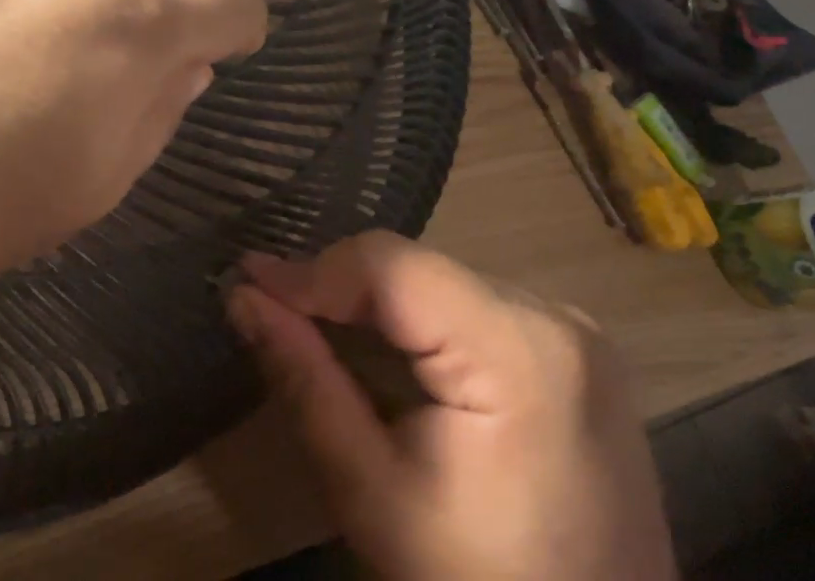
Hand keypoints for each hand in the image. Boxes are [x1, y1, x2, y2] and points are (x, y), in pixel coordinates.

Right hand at [226, 232, 674, 580]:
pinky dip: (409, 319)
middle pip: (414, 266)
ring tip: (311, 332)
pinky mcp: (573, 351)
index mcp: (519, 353)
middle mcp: (556, 320)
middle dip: (333, 286)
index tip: (246, 286)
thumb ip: (304, 378)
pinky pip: (467, 303)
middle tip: (269, 311)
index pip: (391, 265)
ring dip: (367, 301)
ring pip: (435, 278)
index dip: (310, 270)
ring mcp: (572, 331)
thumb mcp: (367, 484)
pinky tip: (378, 355)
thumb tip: (242, 294)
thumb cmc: (470, 571)